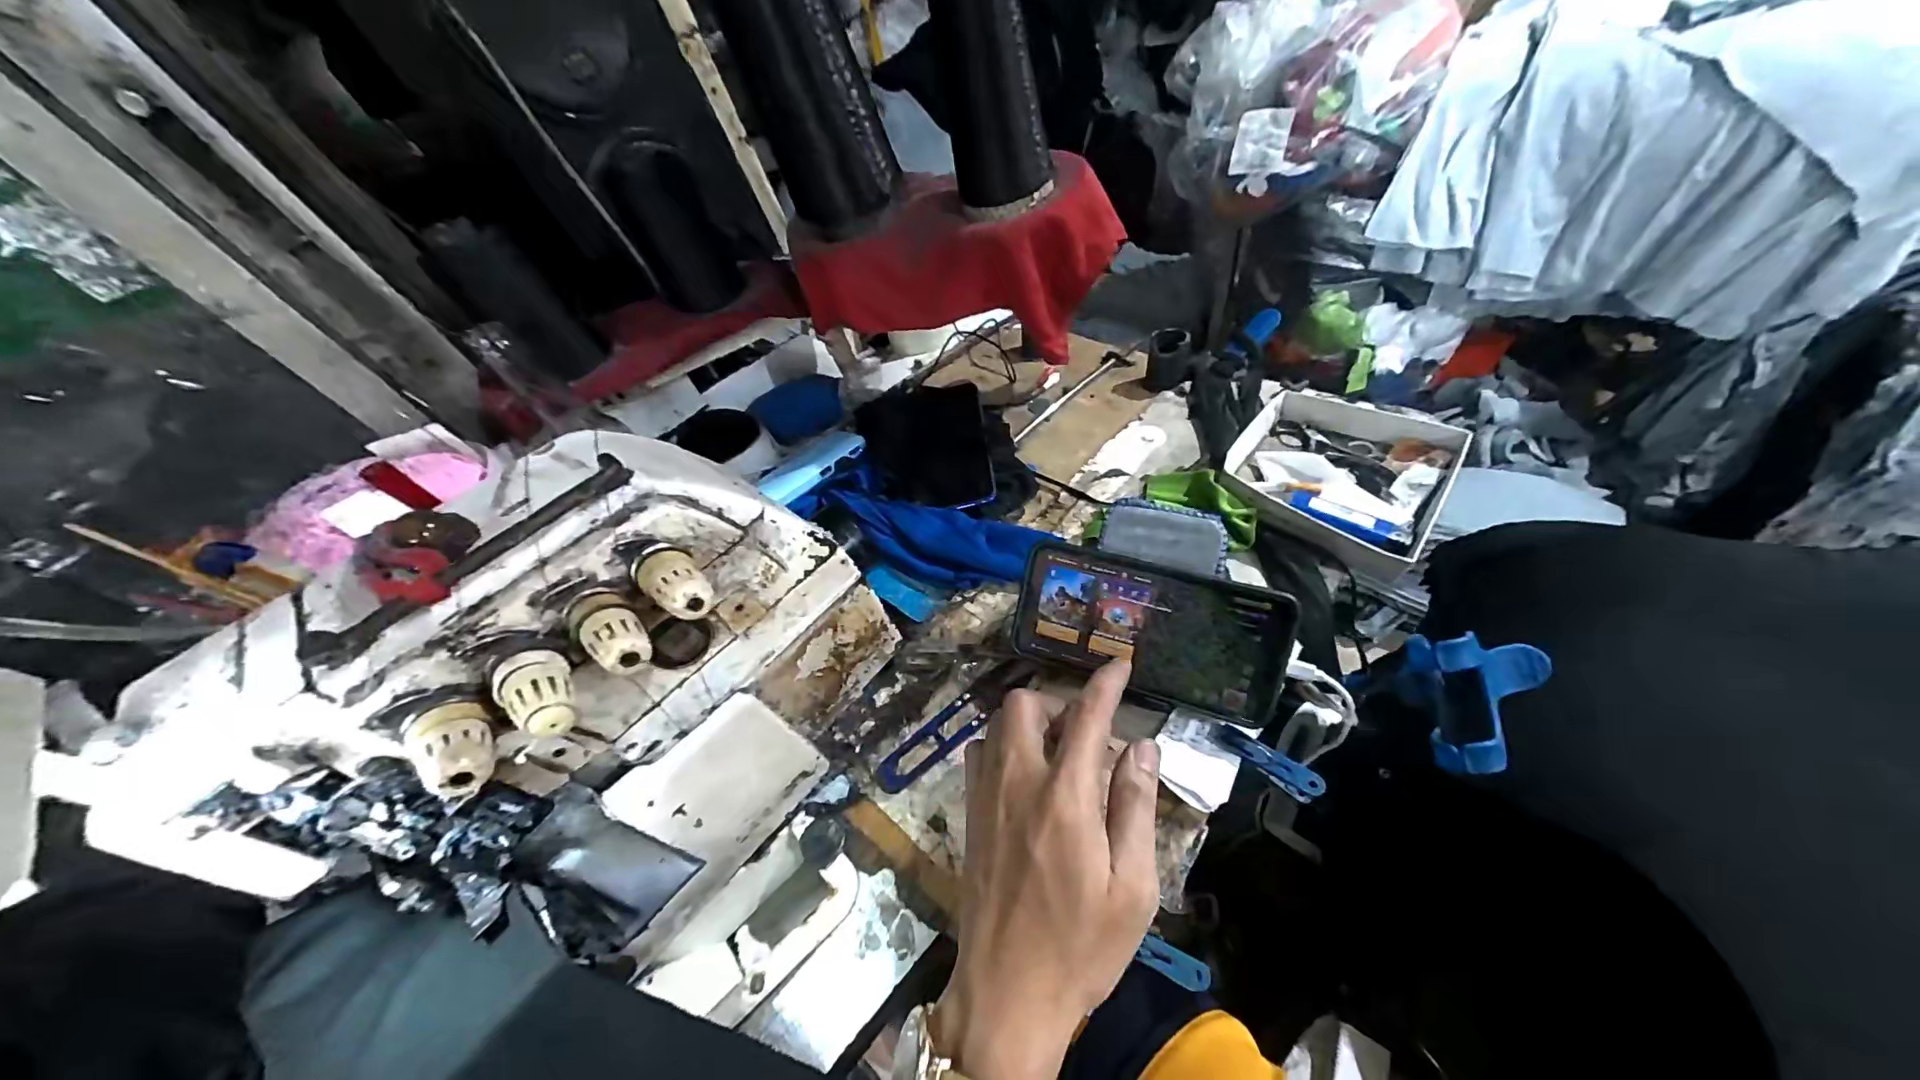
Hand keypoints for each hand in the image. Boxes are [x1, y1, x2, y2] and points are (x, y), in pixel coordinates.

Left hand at [934, 659, 1161, 1079]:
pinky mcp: (969, 816)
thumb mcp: (1132, 886)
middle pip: (1023, 705)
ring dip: (1029, 724)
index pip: (1086, 718)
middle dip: (1058, 703)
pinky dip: (1005, 747)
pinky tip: (1028, 779)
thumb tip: (1141, 746)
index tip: (1120, 665)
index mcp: (1064, 798)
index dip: (1105, 684)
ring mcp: (985, 797)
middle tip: (1088, 733)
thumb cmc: (1081, 947)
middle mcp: (1017, 783)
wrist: (1006, 993)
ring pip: (995, 725)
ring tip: (1060, 755)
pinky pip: (980, 755)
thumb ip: (1134, 806)